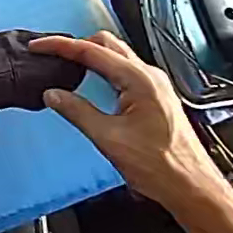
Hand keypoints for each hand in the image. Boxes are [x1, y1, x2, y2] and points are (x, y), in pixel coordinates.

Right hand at [28, 32, 228, 219]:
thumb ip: (77, 111)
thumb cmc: (162, 167)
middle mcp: (150, 77)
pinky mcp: (155, 97)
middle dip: (75, 45)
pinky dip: (101, 70)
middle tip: (51, 54)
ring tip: (66, 66)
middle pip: (105, 44)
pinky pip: (124, 71)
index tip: (39, 47)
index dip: (60, 46)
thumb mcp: (108, 138)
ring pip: (116, 56)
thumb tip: (54, 95)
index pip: (91, 51)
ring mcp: (155, 85)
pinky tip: (90, 83)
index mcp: (139, 80)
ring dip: (89, 56)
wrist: (193, 188)